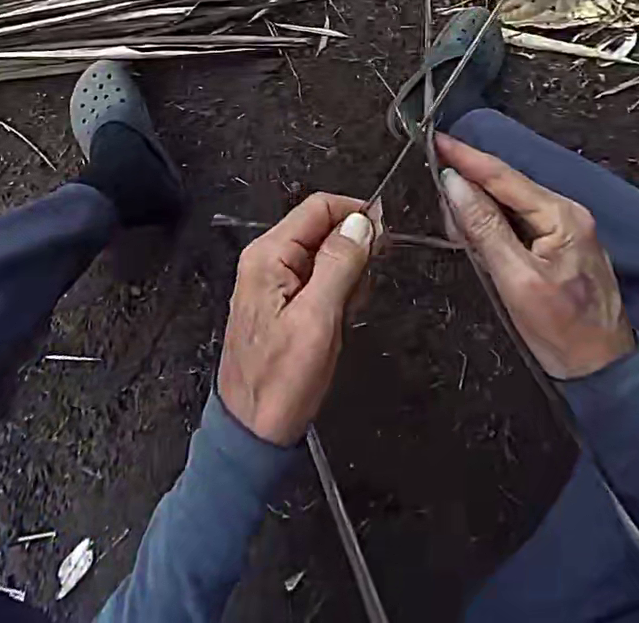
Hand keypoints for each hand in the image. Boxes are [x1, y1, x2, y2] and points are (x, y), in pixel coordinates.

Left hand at [218, 193, 378, 445]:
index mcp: (268, 255)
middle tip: (361, 289)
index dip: (355, 213)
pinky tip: (337, 322)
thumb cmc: (280, 381)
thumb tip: (361, 222)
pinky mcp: (282, 301)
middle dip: (352, 252)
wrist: (253, 431)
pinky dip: (337, 295)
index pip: (317, 207)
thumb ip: (339, 264)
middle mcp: (267, 260)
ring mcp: (274, 281)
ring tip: (345, 314)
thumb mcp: (317, 319)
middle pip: (322, 229)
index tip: (385, 235)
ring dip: (347, 277)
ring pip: (326, 256)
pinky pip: (319, 281)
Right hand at [434, 133, 633, 378]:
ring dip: (476, 206)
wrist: (602, 371)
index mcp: (561, 215)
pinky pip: (516, 219)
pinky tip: (473, 234)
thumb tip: (453, 184)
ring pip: (508, 202)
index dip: (466, 156)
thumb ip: (484, 227)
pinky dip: (490, 223)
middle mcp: (565, 212)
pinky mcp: (558, 242)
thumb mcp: (516, 278)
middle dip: (467, 184)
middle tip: (435, 193)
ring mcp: (564, 226)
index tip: (435, 138)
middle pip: (505, 185)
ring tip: (452, 221)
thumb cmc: (561, 329)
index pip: (503, 176)